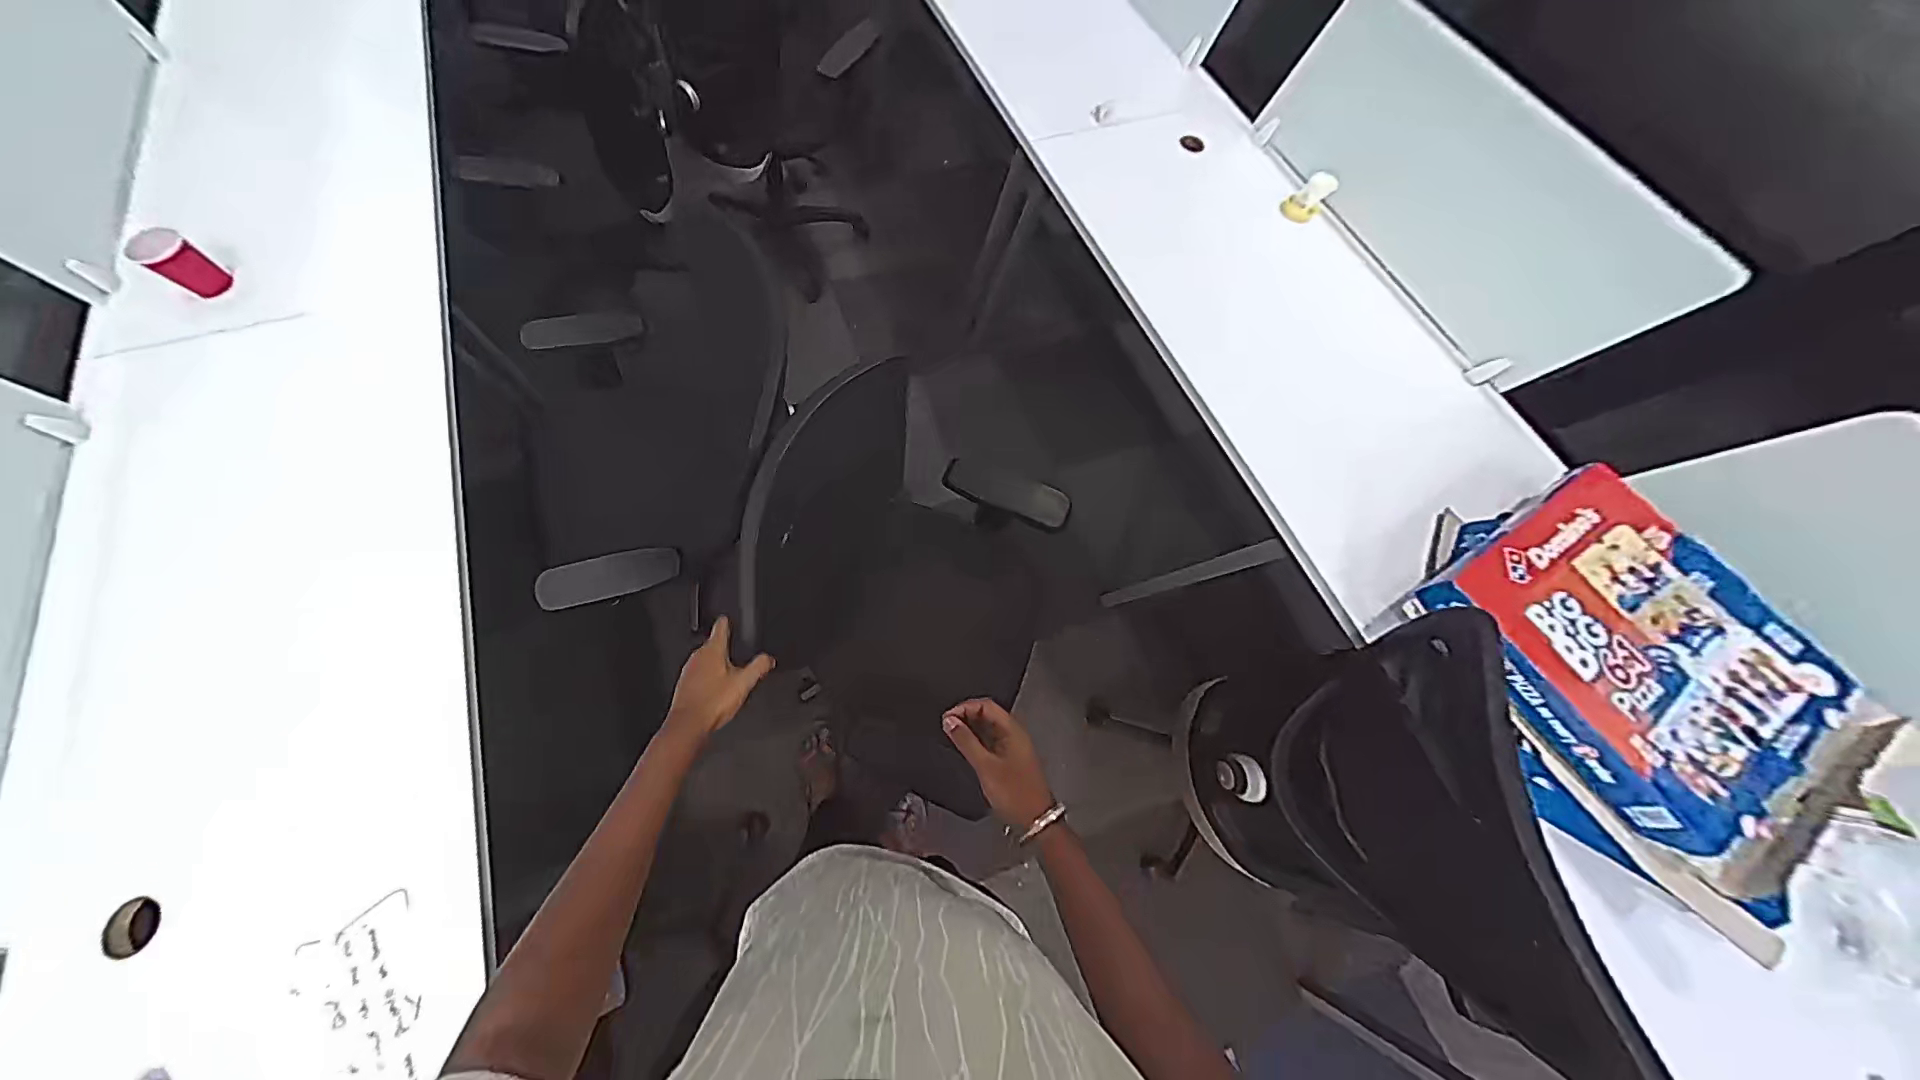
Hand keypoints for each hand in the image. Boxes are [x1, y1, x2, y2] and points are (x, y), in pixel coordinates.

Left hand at [664, 617, 774, 742]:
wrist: (689, 724)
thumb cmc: (712, 703)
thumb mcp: (744, 683)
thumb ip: (758, 667)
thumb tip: (768, 658)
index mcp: (713, 651)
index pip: (720, 628)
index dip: (726, 622)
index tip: (727, 618)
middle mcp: (697, 657)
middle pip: (712, 644)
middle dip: (724, 647)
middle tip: (736, 653)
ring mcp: (688, 670)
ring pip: (705, 660)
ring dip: (715, 663)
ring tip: (728, 674)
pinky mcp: (684, 684)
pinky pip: (698, 674)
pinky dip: (707, 677)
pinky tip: (715, 689)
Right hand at [942, 698, 1055, 829]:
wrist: (1034, 818)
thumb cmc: (1014, 792)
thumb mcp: (985, 766)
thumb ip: (966, 741)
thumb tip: (950, 721)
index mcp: (1012, 730)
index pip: (987, 705)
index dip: (965, 707)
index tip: (947, 718)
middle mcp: (1014, 733)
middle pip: (988, 713)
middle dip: (966, 715)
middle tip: (947, 725)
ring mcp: (1012, 746)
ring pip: (988, 727)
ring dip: (970, 728)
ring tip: (952, 735)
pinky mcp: (1009, 757)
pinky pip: (990, 740)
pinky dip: (976, 739)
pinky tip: (965, 747)